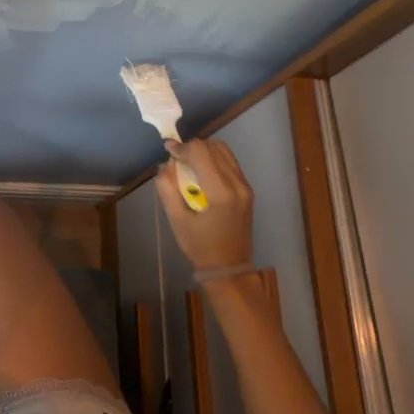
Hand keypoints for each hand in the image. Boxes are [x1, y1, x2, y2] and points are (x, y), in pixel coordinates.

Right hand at [159, 139, 253, 270]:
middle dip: (192, 148)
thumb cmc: (200, 246)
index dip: (182, 147)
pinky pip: (231, 162)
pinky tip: (202, 171)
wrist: (229, 267)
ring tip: (189, 163)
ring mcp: (246, 186)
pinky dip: (214, 159)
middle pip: (213, 147)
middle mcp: (238, 184)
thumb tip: (166, 164)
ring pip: (224, 151)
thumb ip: (167, 188)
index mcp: (221, 193)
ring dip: (204, 151)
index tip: (168, 151)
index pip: (201, 152)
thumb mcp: (176, 219)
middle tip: (177, 159)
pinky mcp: (248, 189)